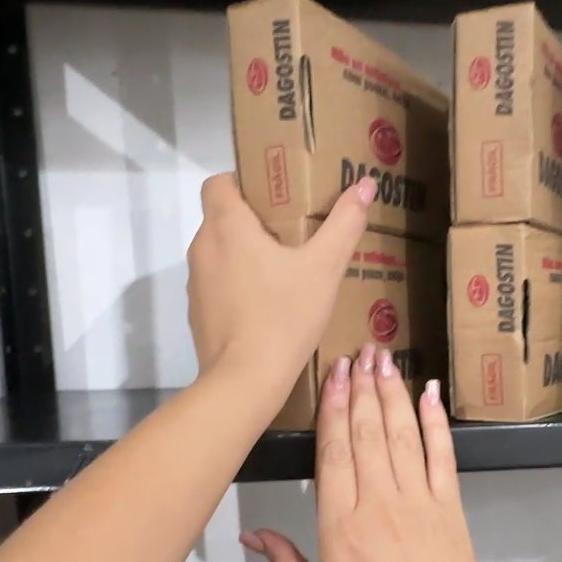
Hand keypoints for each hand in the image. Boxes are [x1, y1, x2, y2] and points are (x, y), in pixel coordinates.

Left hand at [186, 173, 375, 380]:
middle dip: (254, 221)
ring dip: (246, 257)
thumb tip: (366, 185)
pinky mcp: (198, 315)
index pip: (218, 182)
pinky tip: (269, 309)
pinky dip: (238, 289)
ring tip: (285, 273)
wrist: (245, 380)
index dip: (243, 181)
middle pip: (222, 218)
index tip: (275, 197)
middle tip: (294, 234)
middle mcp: (202, 248)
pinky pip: (218, 287)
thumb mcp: (324, 268)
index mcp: (226, 225)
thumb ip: (345, 223)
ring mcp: (196, 284)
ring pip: (220, 254)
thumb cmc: (283, 315)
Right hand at [242, 344, 509, 561]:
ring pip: (401, 435)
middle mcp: (378, 503)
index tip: (333, 374)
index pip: (333, 454)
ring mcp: (419, 501)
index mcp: (340, 527)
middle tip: (359, 351)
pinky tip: (430, 393)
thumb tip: (249, 536)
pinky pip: (442, 455)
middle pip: (367, 433)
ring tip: (385, 358)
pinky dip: (436, 422)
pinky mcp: (450, 506)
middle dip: (362, 388)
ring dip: (392, 393)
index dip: (333, 409)